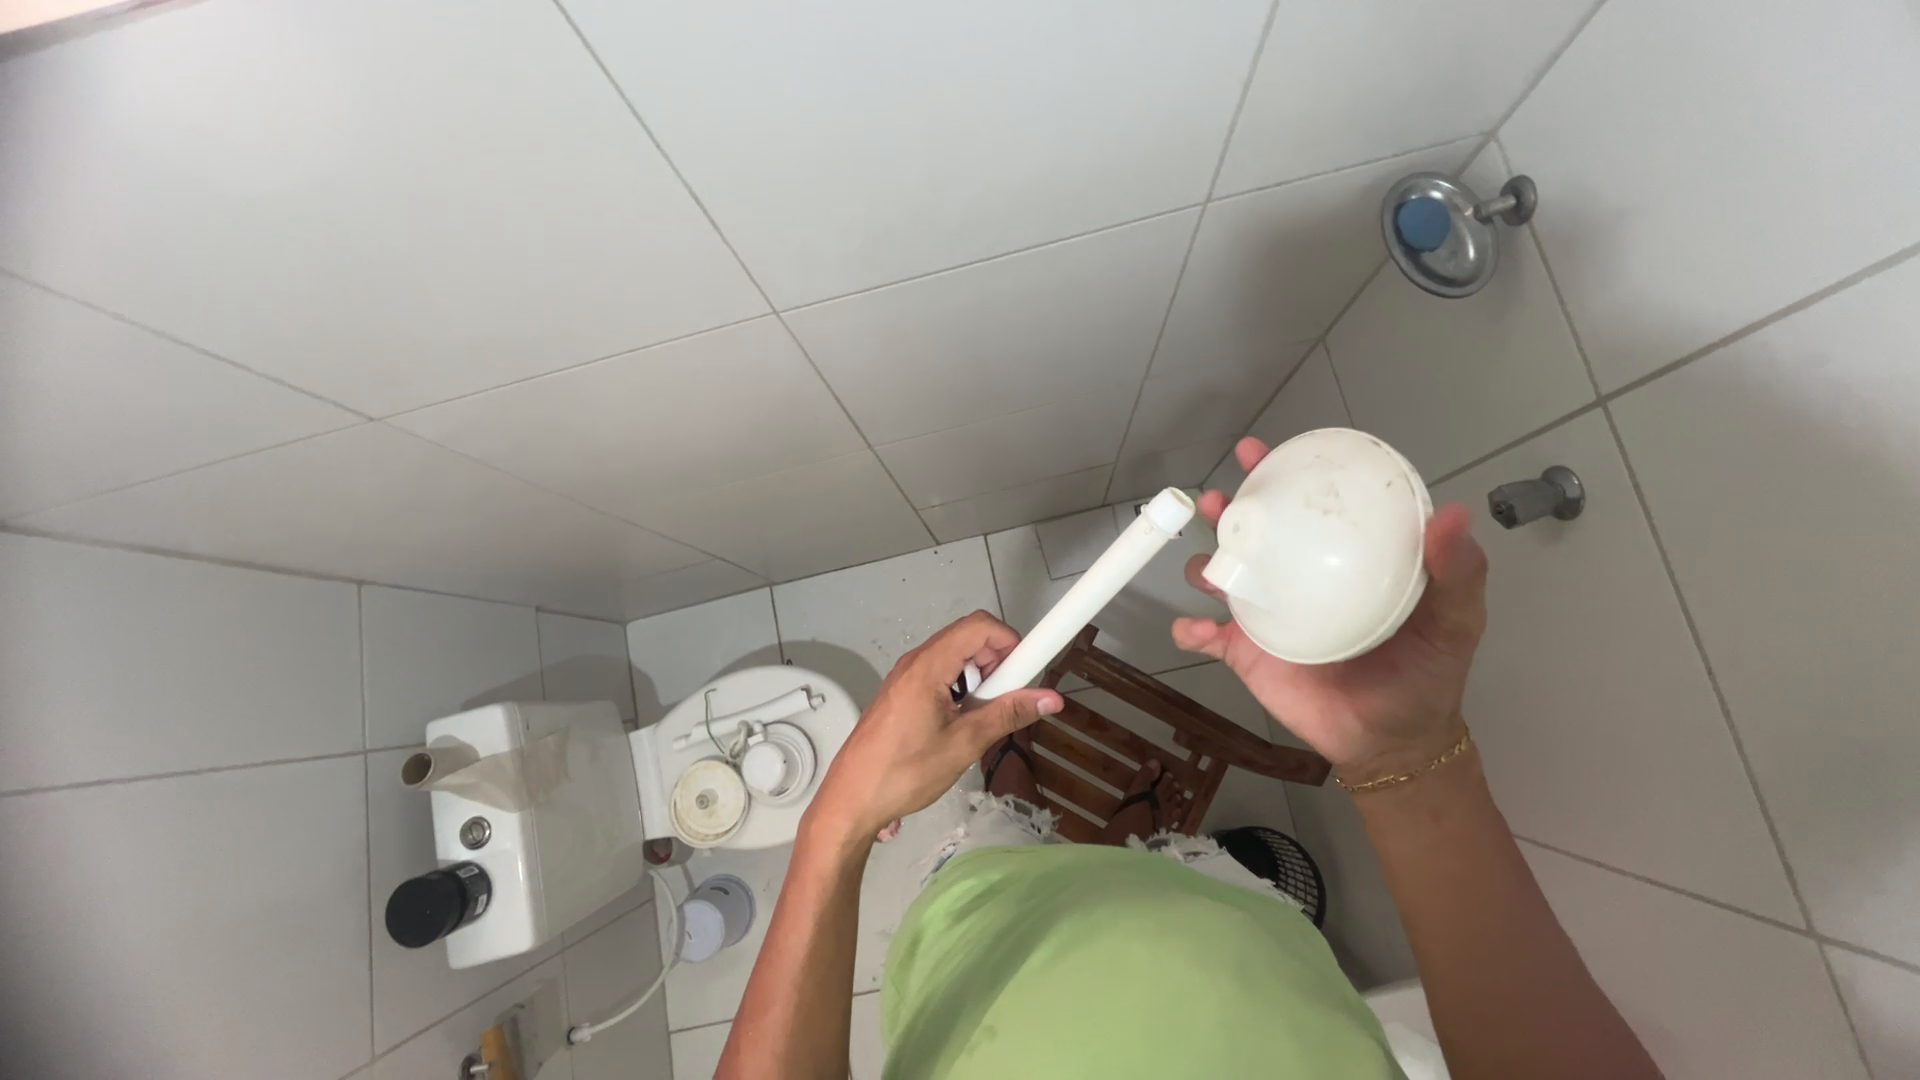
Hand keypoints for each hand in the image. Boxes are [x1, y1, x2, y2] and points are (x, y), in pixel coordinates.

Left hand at [804, 611, 1062, 844]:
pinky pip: (940, 673)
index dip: (1010, 641)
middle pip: (968, 637)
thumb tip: (1049, 698)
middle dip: (997, 662)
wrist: (851, 800)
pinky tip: (961, 723)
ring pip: (956, 656)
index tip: (1026, 673)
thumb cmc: (903, 773)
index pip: (979, 626)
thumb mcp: (964, 744)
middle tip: (1006, 699)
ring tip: (982, 717)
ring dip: (979, 678)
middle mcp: (915, 662)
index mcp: (928, 666)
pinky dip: (961, 688)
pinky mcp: (902, 692)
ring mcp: (906, 676)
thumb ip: (1008, 714)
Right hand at [1174, 437, 1489, 785]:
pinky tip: (1197, 627)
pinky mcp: (1243, 653)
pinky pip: (1205, 635)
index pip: (1304, 507)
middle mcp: (1293, 576)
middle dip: (1225, 511)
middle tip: (1218, 502)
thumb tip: (1452, 514)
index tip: (1257, 453)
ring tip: (1207, 569)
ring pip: (1219, 575)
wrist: (1391, 741)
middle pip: (1249, 532)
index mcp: (1335, 558)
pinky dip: (1191, 628)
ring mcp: (1264, 614)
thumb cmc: (1423, 674)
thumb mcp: (1454, 621)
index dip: (1276, 475)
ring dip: (1203, 564)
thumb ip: (1457, 572)